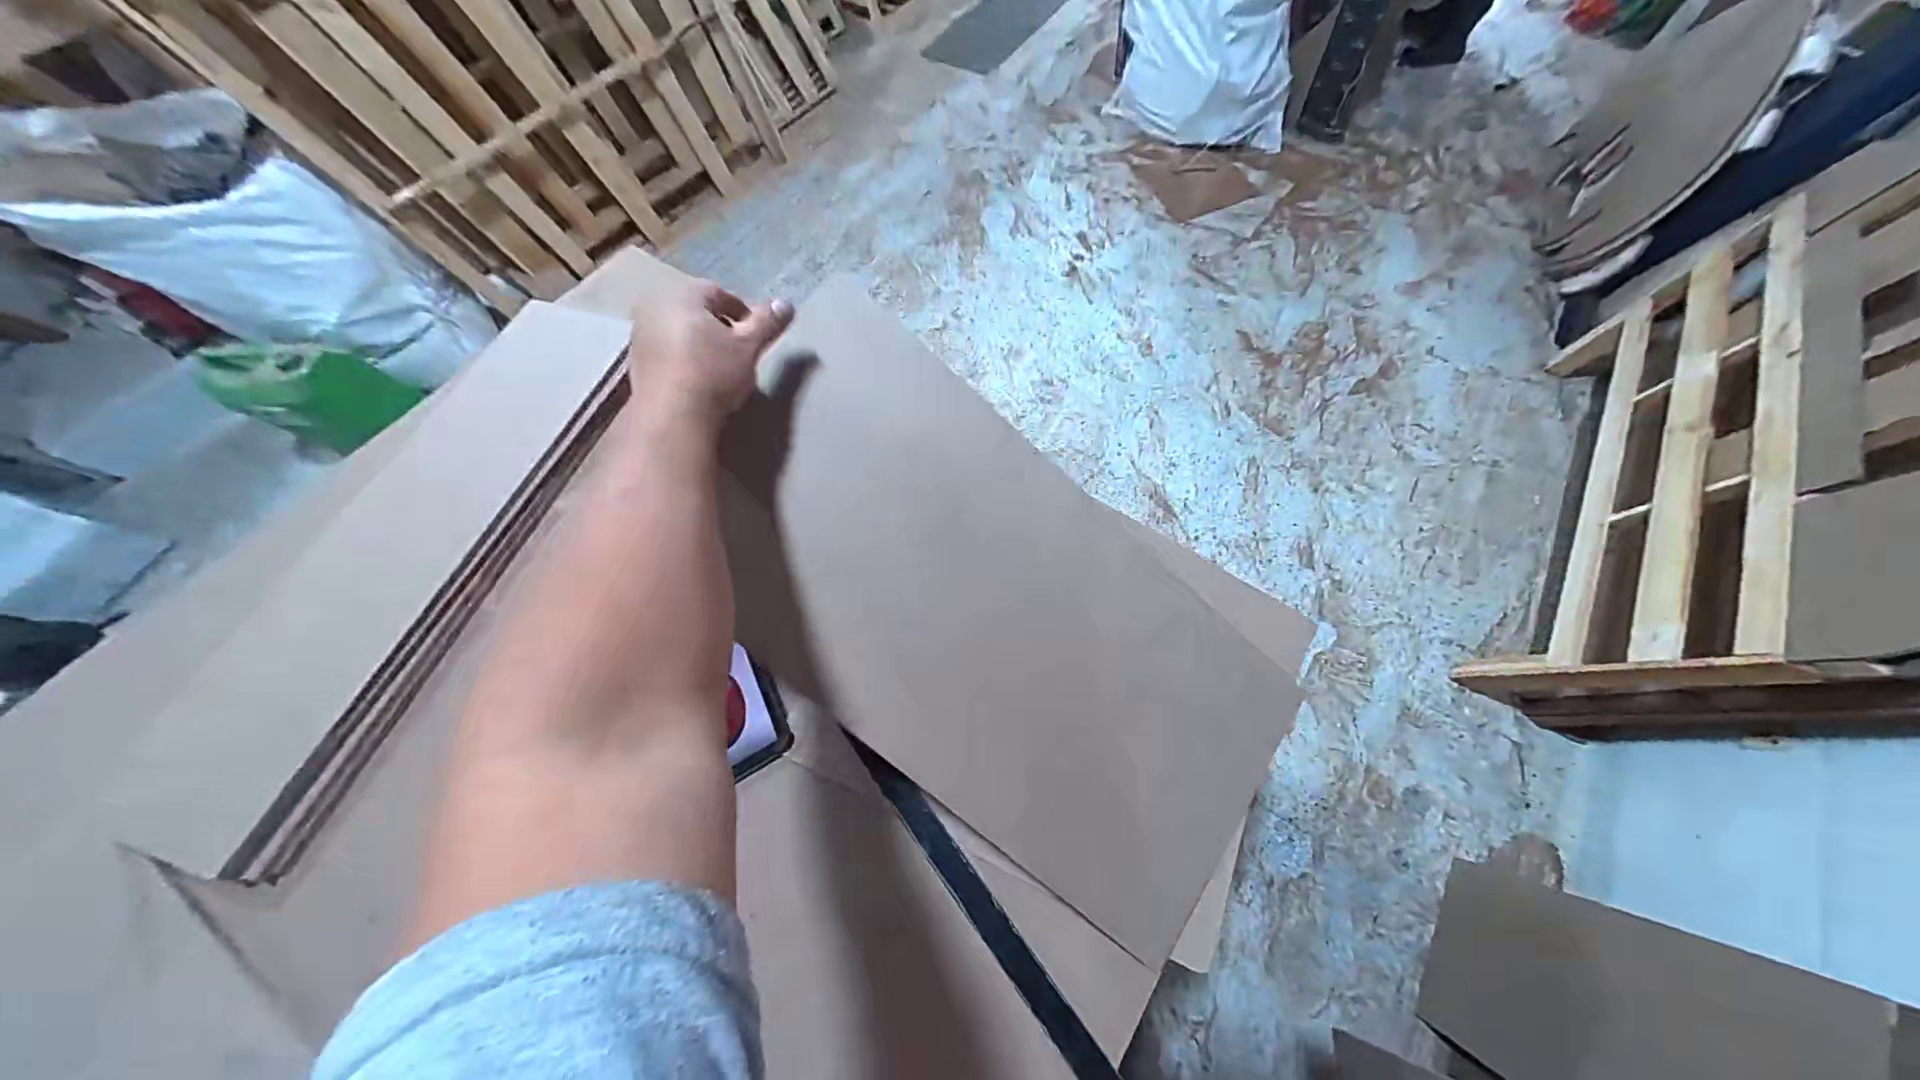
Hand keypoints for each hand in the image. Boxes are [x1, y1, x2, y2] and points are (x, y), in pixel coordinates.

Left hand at [627, 280, 792, 426]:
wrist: (673, 416)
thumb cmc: (714, 373)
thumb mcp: (748, 347)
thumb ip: (767, 322)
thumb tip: (786, 304)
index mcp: (683, 295)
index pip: (719, 292)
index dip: (742, 312)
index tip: (755, 335)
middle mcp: (656, 306)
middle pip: (696, 310)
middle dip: (718, 326)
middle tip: (738, 350)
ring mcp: (640, 334)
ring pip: (679, 330)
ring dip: (699, 342)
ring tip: (718, 367)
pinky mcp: (635, 361)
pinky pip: (665, 350)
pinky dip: (682, 357)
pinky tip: (696, 378)